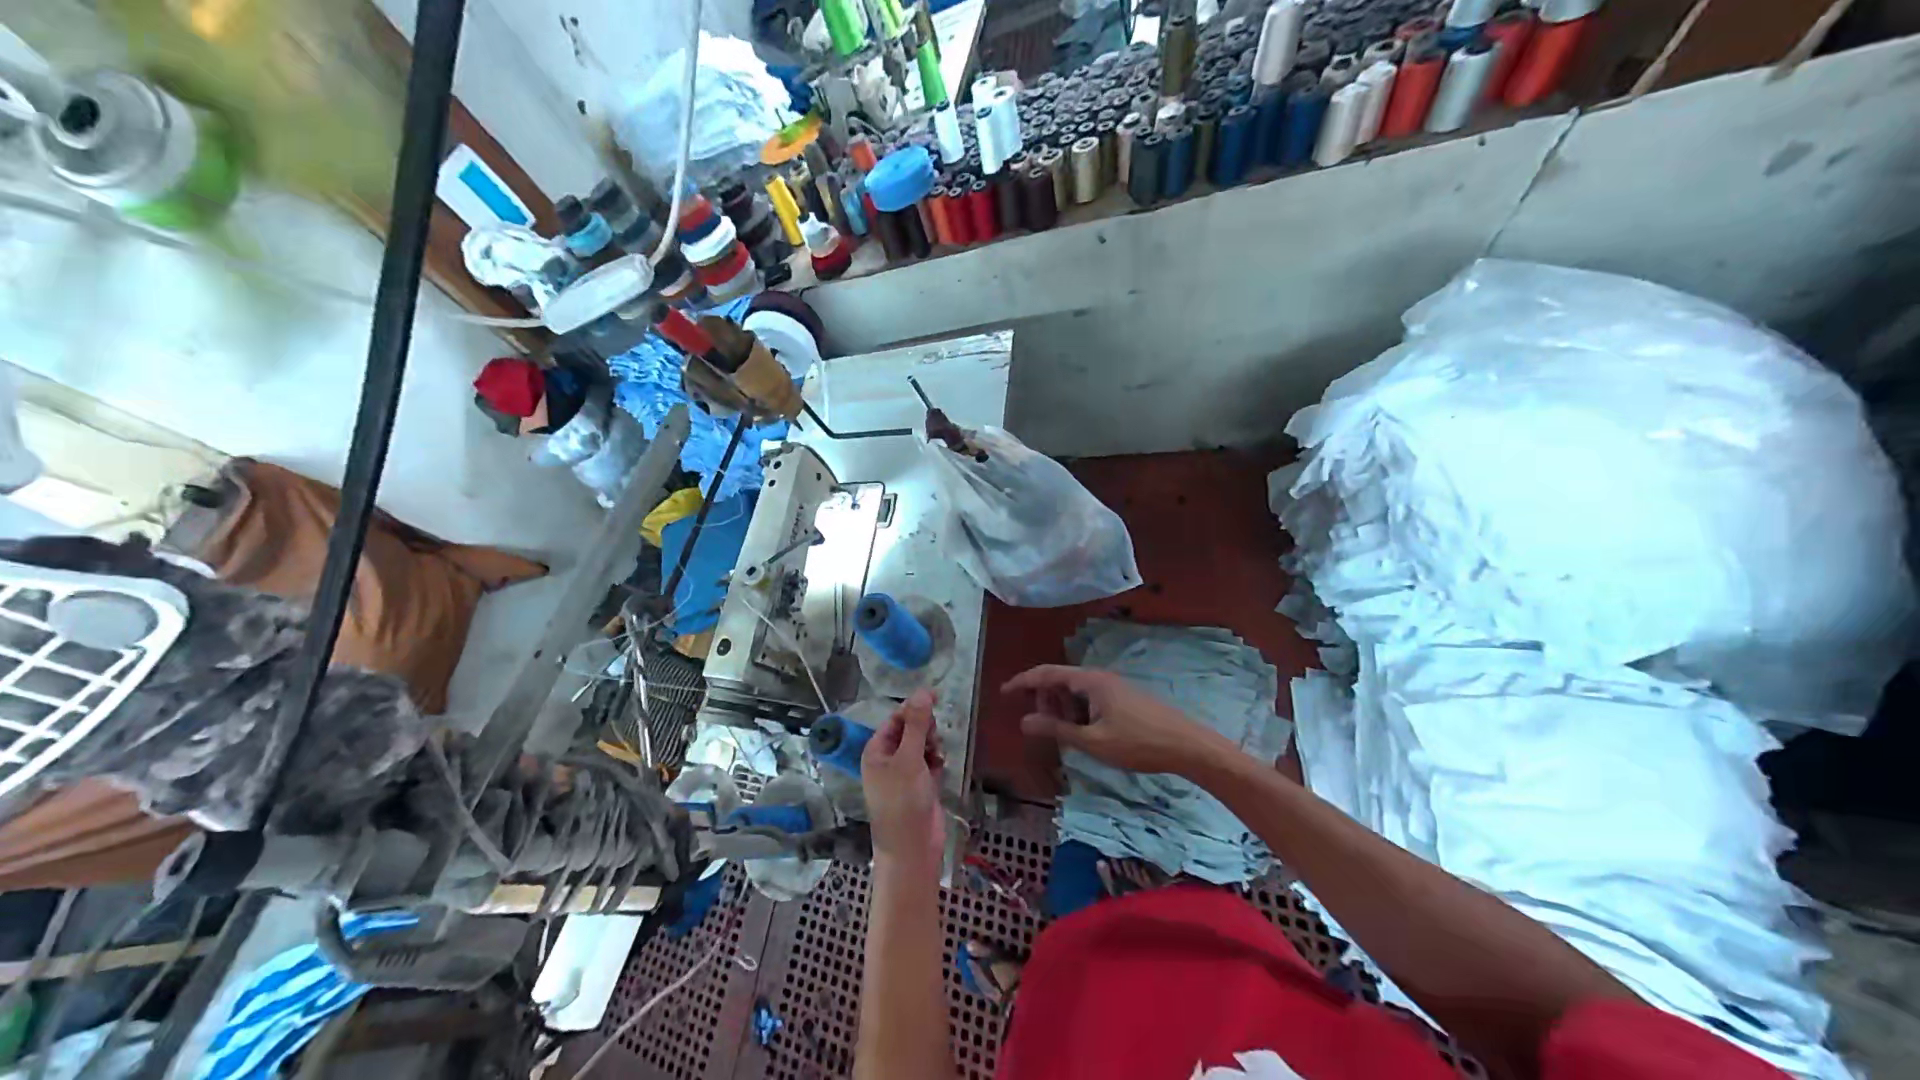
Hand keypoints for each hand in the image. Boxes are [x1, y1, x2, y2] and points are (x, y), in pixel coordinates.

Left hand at [861, 688, 946, 867]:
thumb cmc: (903, 801)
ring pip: (922, 746)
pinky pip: (930, 763)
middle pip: (910, 731)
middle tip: (933, 738)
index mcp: (876, 751)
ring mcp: (904, 775)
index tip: (936, 698)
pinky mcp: (920, 787)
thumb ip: (917, 725)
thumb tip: (923, 691)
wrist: (912, 848)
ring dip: (932, 745)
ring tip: (937, 756)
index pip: (896, 719)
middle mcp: (888, 760)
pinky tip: (940, 768)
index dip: (914, 708)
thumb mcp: (909, 758)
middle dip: (924, 729)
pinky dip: (936, 762)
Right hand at [1003, 664, 1235, 776]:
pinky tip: (1084, 733)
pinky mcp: (1125, 699)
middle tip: (1040, 725)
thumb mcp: (1092, 741)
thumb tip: (1024, 721)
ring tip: (1064, 734)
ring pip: (1077, 691)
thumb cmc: (1138, 744)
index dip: (1022, 682)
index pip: (1046, 673)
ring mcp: (1114, 687)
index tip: (1003, 693)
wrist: (1188, 746)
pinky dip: (1078, 711)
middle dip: (1044, 698)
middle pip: (1061, 680)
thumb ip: (1057, 730)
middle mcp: (1100, 677)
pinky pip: (1091, 698)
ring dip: (1063, 708)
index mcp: (1090, 681)